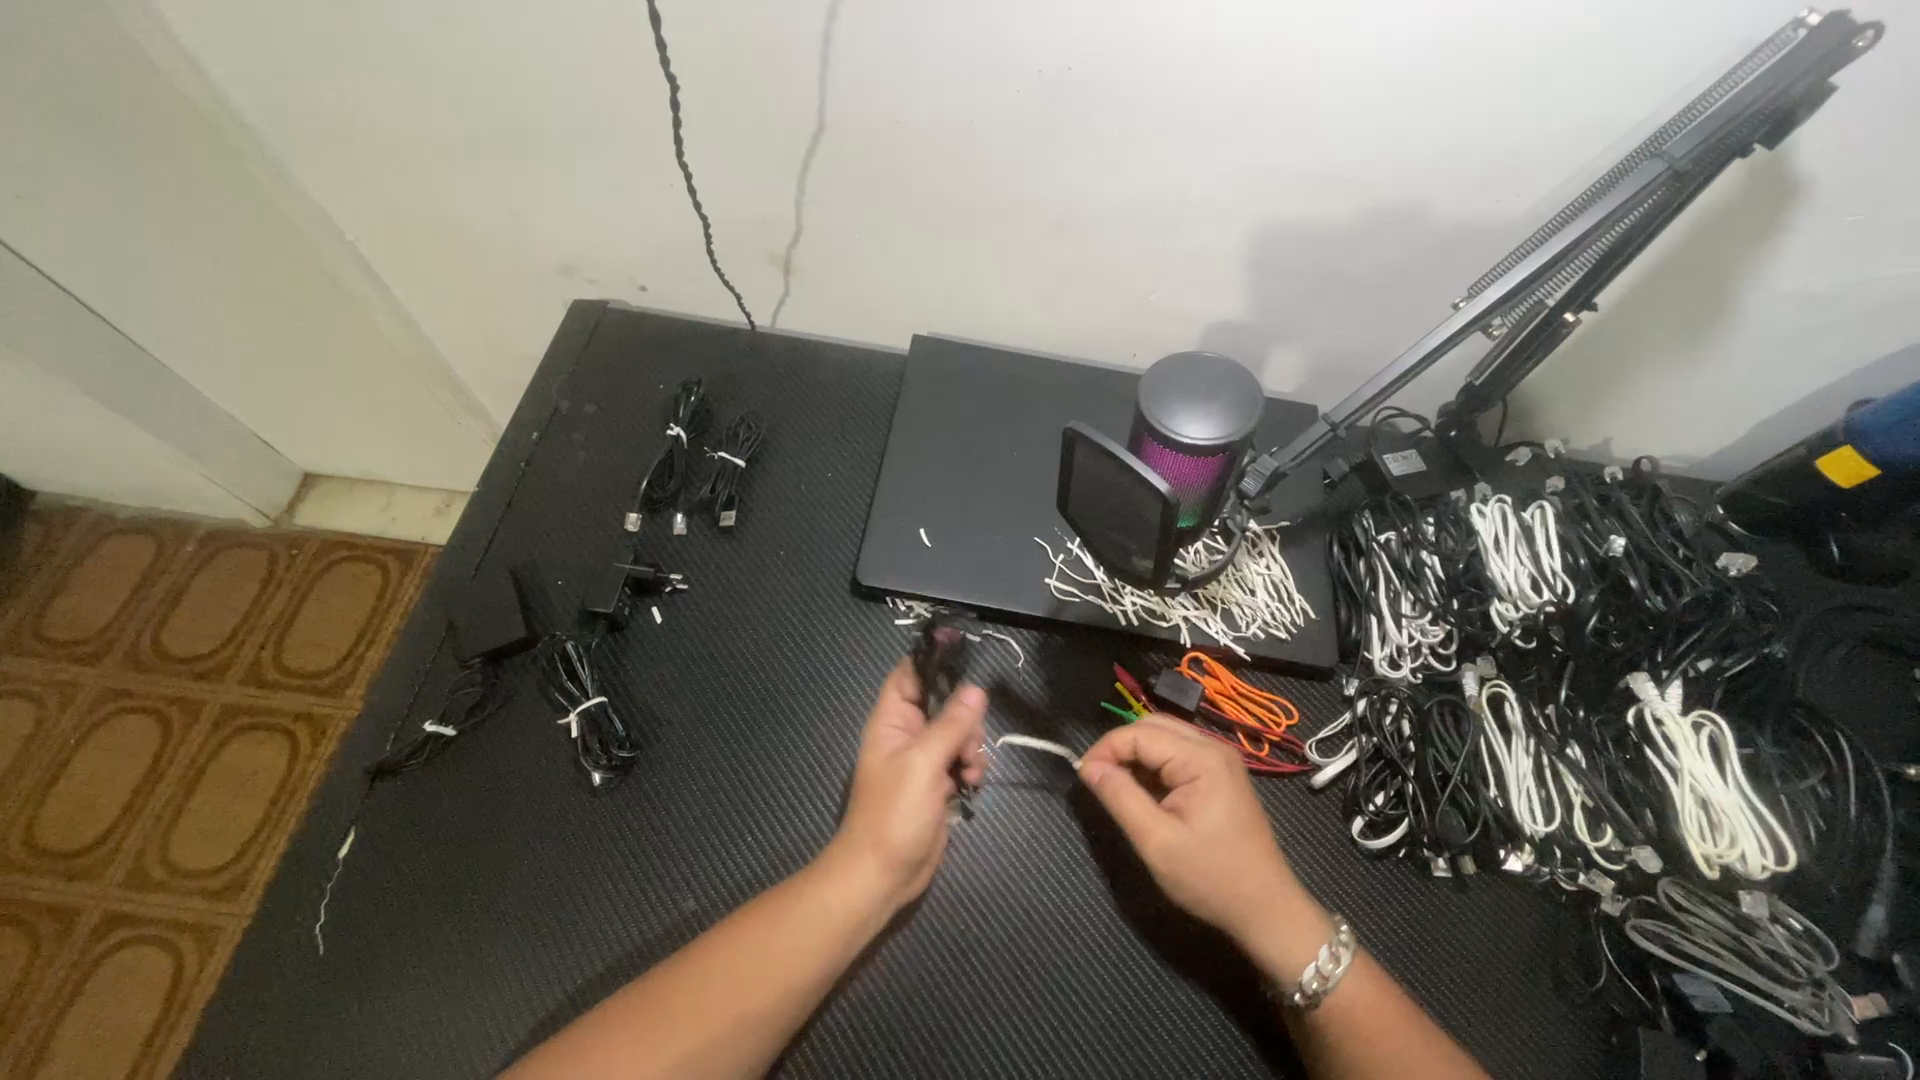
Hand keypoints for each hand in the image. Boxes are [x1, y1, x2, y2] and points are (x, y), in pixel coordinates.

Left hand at [826, 660, 986, 910]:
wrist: (884, 874)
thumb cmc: (894, 813)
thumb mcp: (923, 763)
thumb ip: (951, 724)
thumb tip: (975, 688)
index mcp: (891, 721)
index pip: (909, 674)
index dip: (934, 661)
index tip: (966, 657)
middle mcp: (906, 735)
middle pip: (943, 703)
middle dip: (964, 718)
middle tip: (968, 743)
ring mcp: (922, 760)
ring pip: (958, 732)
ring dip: (971, 746)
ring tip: (969, 770)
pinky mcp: (937, 783)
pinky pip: (961, 759)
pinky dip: (971, 767)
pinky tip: (972, 783)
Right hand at [1079, 715, 1328, 968]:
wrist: (1266, 909)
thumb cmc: (1211, 878)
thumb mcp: (1156, 842)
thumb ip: (1120, 798)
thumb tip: (1088, 768)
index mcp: (1201, 759)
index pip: (1138, 733)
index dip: (1105, 750)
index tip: (1084, 778)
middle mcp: (1213, 748)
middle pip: (1152, 726)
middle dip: (1119, 747)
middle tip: (1097, 780)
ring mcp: (1220, 761)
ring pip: (1164, 737)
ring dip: (1135, 756)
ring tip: (1116, 787)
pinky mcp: (1221, 776)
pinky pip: (1178, 754)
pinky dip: (1154, 766)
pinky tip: (1144, 793)